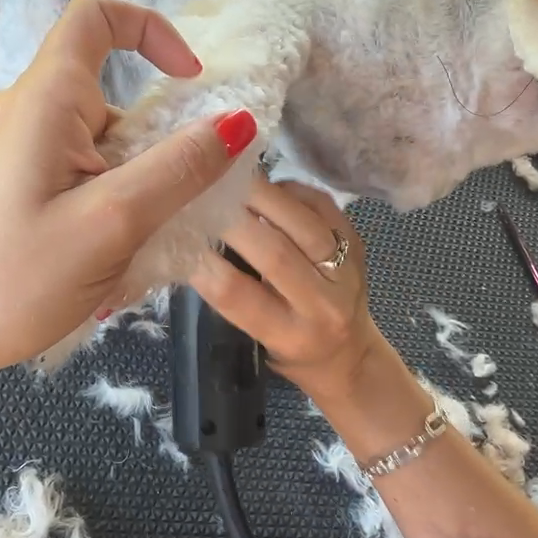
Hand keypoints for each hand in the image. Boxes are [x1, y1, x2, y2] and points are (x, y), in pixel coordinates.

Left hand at [0, 0, 256, 411]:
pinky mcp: (5, 189)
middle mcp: (24, 113)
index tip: (191, 82)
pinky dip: (104, 204)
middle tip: (169, 210)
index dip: (152, 29)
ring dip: (132, 186)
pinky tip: (103, 264)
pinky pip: (72, 176)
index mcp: (45, 100)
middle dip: (154, 144)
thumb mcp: (111, 225)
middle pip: (109, 98)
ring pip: (95, 146)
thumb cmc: (12, 280)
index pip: (97, 17)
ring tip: (133, 253)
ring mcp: (11, 154)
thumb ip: (178, 170)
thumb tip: (237, 121)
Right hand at [188, 179, 380, 394]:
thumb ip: (228, 293)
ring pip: (303, 224)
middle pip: (275, 253)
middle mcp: (323, 306)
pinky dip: (290, 190)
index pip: (238, 294)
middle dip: (233, 221)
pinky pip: (322, 204)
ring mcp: (347, 273)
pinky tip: (267, 187)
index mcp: (288, 335)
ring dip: (263, 197)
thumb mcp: (253, 337)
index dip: (204, 263)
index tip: (179, 238)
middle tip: (202, 198)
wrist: (349, 354)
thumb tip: (189, 241)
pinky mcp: (358, 243)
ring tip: (232, 183)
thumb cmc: (289, 349)